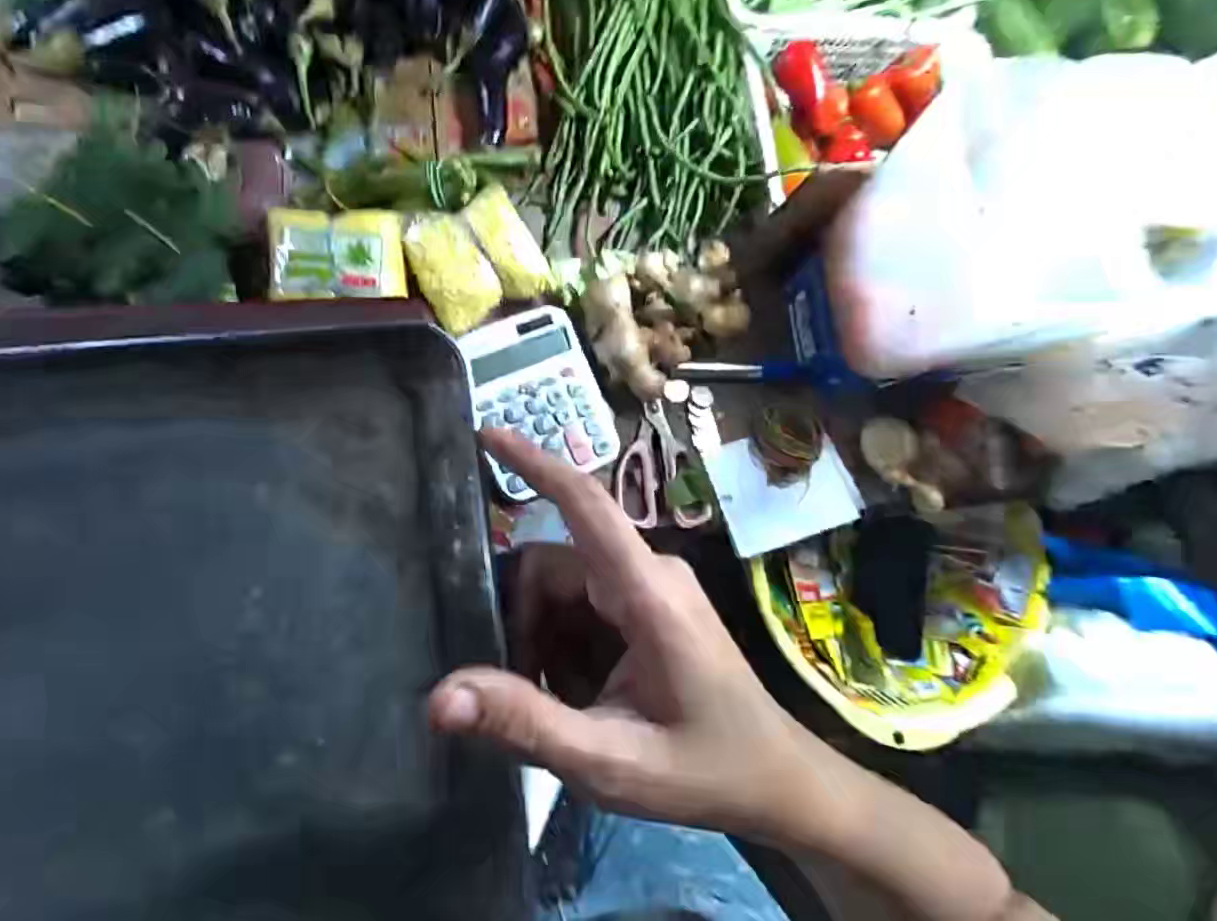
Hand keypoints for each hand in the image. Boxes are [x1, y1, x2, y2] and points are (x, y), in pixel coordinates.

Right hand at [428, 428, 821, 840]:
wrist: (775, 781)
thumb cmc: (705, 771)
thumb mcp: (611, 762)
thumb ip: (527, 725)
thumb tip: (441, 697)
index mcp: (648, 592)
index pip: (586, 504)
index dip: (534, 463)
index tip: (485, 435)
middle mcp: (649, 571)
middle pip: (553, 564)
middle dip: (523, 622)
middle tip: (518, 692)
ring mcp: (650, 585)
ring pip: (562, 587)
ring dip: (541, 640)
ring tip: (557, 705)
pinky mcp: (648, 603)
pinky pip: (582, 604)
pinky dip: (562, 645)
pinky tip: (577, 696)